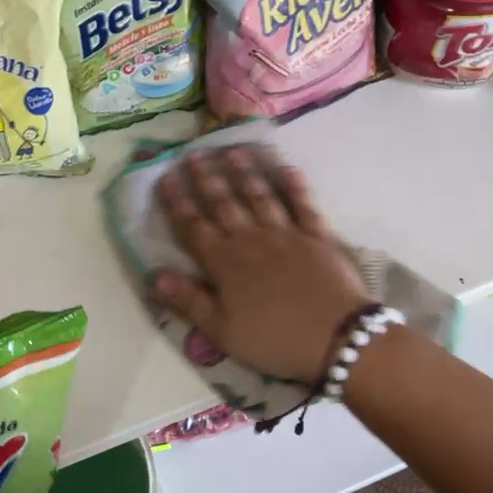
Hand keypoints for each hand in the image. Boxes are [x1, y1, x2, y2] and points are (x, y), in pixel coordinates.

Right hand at [150, 145, 369, 381]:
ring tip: (231, 151)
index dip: (177, 202)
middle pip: (223, 203)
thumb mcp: (223, 332)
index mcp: (225, 262)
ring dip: (244, 173)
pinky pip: (303, 205)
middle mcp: (251, 239)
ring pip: (259, 196)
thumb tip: (154, 274)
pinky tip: (288, 169)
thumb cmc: (276, 340)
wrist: (339, 338)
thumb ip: (188, 301)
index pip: (193, 226)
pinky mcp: (317, 236)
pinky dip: (295, 186)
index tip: (165, 177)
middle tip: (193, 154)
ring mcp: (285, 234)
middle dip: (206, 178)